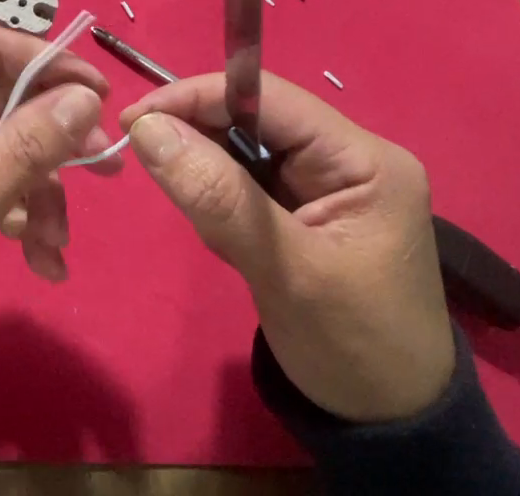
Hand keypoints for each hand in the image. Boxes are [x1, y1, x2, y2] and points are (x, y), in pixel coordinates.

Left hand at [0, 25, 118, 329]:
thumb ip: (24, 149)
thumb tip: (84, 98)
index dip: (48, 62)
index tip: (99, 96)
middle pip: (2, 101)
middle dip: (55, 140)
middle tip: (105, 173)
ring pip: (1, 147)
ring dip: (39, 192)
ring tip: (56, 247)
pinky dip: (15, 212)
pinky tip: (37, 259)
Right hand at [120, 73, 455, 423]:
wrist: (385, 422)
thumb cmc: (351, 345)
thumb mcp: (285, 270)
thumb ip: (217, 197)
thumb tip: (146, 128)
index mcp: (363, 159)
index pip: (267, 98)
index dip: (197, 97)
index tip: (134, 118)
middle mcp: (345, 157)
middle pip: (251, 119)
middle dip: (201, 143)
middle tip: (156, 175)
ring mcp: (323, 184)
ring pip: (240, 150)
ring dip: (209, 181)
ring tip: (218, 237)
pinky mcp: (301, 210)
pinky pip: (242, 183)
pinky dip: (219, 204)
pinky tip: (227, 243)